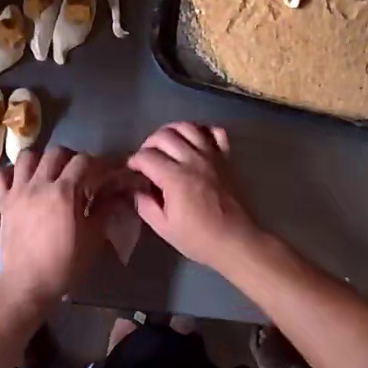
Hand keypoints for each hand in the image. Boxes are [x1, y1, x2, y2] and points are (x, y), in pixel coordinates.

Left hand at [0, 146, 110, 310]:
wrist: (28, 283)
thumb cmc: (65, 263)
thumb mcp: (93, 238)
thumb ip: (105, 210)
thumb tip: (117, 193)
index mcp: (64, 191)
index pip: (84, 161)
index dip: (98, 163)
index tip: (105, 172)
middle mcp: (39, 184)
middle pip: (56, 153)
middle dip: (71, 158)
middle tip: (79, 174)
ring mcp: (18, 191)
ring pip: (27, 157)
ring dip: (41, 159)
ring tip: (50, 173)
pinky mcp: (3, 202)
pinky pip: (1, 176)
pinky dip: (11, 173)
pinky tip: (21, 181)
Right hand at [125, 123, 261, 271]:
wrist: (236, 241)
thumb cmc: (198, 238)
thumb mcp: (164, 227)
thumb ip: (145, 205)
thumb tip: (136, 190)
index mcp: (175, 178)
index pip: (146, 156)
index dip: (134, 160)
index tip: (132, 170)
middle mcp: (193, 160)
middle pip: (164, 136)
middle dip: (149, 144)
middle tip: (146, 158)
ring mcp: (212, 156)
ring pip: (188, 127)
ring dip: (172, 131)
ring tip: (166, 144)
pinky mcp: (226, 158)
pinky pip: (215, 132)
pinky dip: (202, 130)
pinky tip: (194, 141)